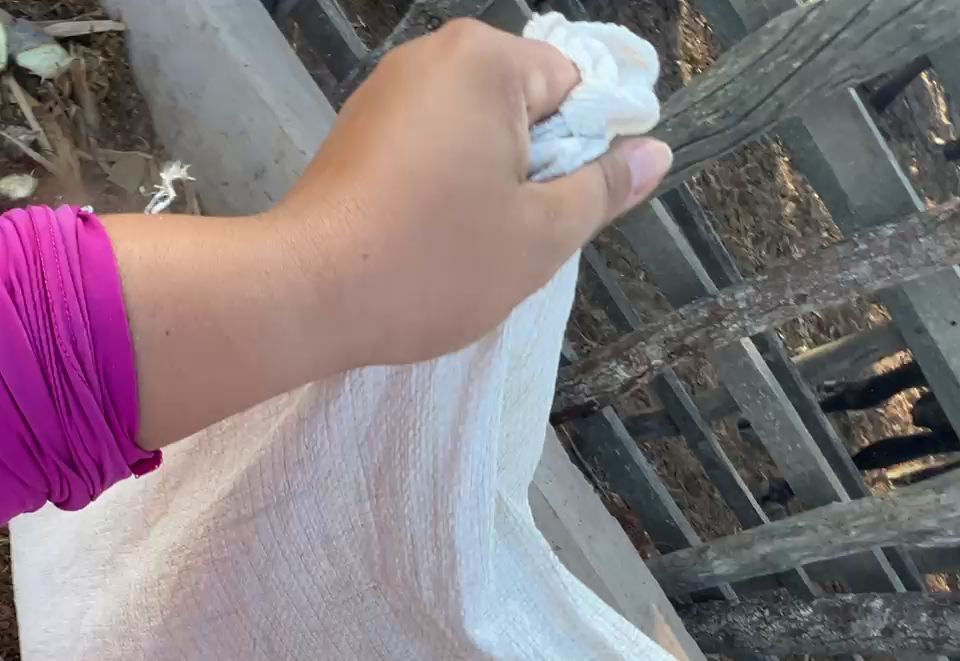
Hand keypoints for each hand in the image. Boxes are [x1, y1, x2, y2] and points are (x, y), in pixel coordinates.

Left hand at [105, 18, 669, 447]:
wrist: (305, 298)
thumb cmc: (431, 266)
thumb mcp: (538, 237)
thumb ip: (601, 190)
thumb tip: (654, 152)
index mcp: (484, 62)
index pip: (571, 89)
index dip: (579, 153)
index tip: (557, 212)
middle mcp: (427, 63)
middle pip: (514, 113)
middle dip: (522, 176)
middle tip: (503, 242)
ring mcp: (378, 102)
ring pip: (462, 144)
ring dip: (475, 195)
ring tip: (454, 253)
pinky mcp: (346, 146)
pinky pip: (416, 163)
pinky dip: (428, 200)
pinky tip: (416, 248)